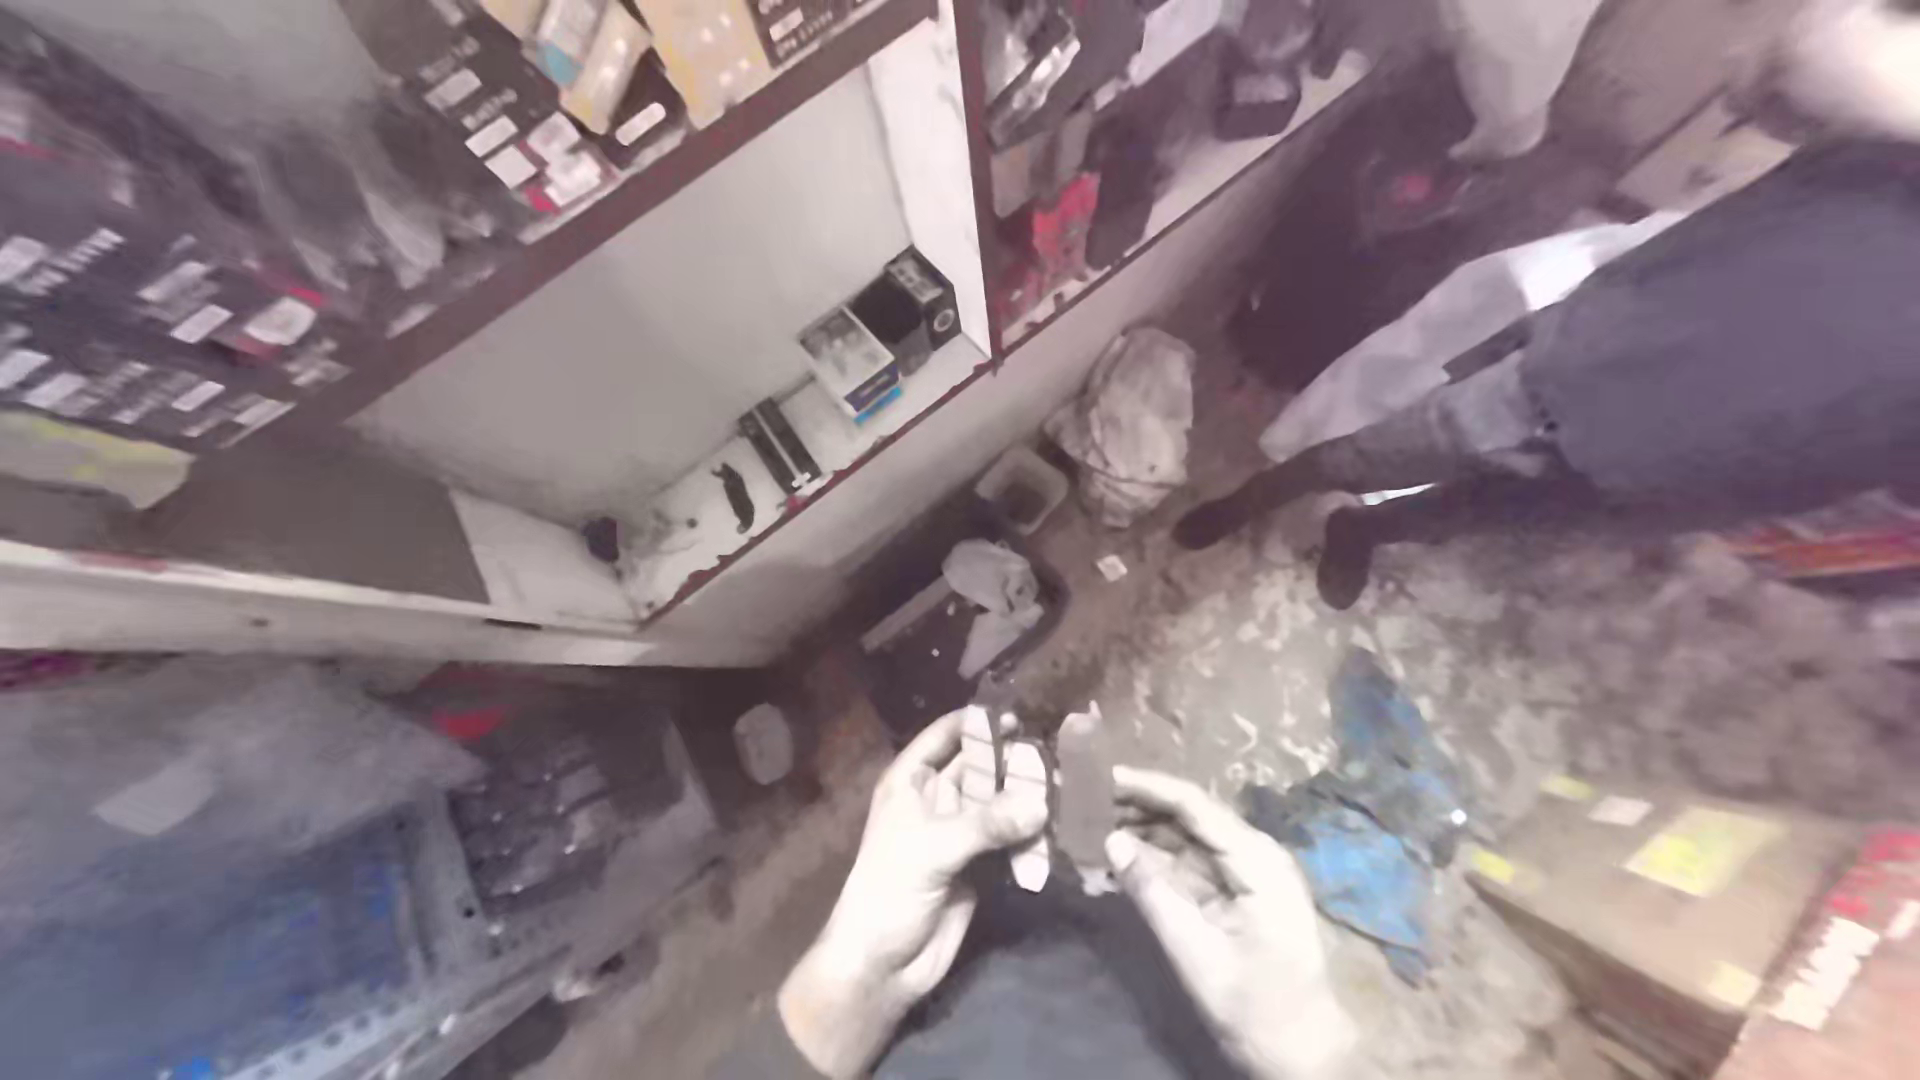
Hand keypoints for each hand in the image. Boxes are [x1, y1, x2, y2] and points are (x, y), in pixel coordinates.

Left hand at [779, 707, 1047, 1077]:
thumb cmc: (889, 891)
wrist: (882, 967)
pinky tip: (1057, 823)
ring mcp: (958, 830)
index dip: (974, 721)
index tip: (1014, 712)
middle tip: (1051, 749)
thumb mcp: (932, 849)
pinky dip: (1029, 830)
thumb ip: (985, 824)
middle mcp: (936, 798)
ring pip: (996, 800)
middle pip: (977, 766)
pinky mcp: (979, 861)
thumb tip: (1040, 803)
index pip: (944, 736)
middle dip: (1009, 758)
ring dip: (1024, 794)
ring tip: (1064, 782)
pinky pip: (1007, 835)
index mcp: (911, 781)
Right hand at [1107, 767, 1355, 1079]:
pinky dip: (1154, 855)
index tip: (1103, 776)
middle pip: (1188, 812)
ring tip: (1095, 822)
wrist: (1312, 1062)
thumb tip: (1110, 840)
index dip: (1146, 786)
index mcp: (1255, 859)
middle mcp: (1252, 852)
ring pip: (1185, 833)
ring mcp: (1245, 871)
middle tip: (1089, 799)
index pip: (1193, 804)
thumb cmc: (1260, 1011)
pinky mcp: (1235, 889)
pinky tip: (1120, 855)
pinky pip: (1188, 860)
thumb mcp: (1197, 954)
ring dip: (1142, 827)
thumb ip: (1152, 893)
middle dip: (1139, 803)